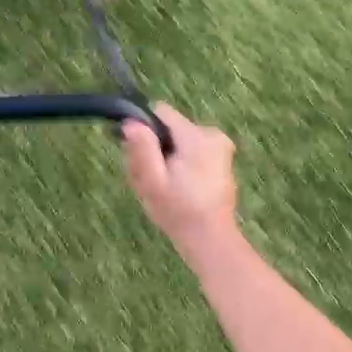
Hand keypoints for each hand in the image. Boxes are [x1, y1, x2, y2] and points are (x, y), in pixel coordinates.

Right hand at [122, 103, 239, 254]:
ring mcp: (220, 147)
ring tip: (162, 188)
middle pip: (168, 129)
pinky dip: (179, 165)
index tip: (138, 156)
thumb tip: (130, 122)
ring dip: (165, 159)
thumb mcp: (152, 181)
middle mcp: (212, 134)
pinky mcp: (221, 159)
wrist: (210, 238)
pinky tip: (177, 189)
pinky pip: (190, 152)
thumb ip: (141, 149)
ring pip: (177, 141)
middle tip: (149, 180)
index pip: (160, 112)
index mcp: (196, 136)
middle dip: (154, 149)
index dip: (143, 131)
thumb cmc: (178, 211)